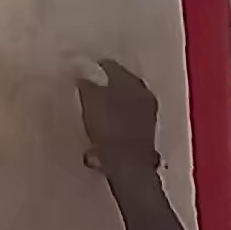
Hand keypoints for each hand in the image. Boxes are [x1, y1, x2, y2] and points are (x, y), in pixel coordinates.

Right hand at [76, 59, 160, 173]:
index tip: (88, 67)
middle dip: (110, 83)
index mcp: (130, 83)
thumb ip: (86, 85)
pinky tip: (108, 120)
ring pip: (128, 100)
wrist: (127, 163)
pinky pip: (129, 116)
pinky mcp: (146, 133)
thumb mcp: (90, 100)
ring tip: (99, 103)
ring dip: (116, 100)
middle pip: (124, 82)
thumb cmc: (107, 126)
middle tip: (94, 83)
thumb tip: (82, 77)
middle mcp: (143, 94)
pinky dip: (119, 115)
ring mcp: (148, 115)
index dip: (98, 66)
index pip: (112, 67)